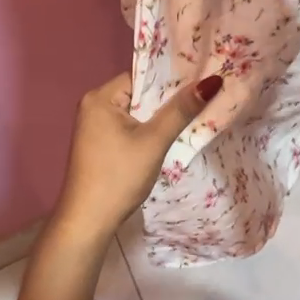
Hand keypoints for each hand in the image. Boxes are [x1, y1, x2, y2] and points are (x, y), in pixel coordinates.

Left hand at [50, 73, 223, 243]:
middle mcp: (93, 105)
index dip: (170, 80)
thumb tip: (212, 81)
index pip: (142, 76)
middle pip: (138, 93)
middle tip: (201, 98)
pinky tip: (166, 137)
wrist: (88, 222)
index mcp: (100, 96)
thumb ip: (180, 110)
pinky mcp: (98, 144)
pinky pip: (127, 127)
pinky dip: (146, 131)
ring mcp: (93, 126)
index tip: (200, 82)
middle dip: (166, 100)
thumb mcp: (154, 141)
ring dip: (158, 117)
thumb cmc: (119, 176)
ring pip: (135, 112)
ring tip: (190, 116)